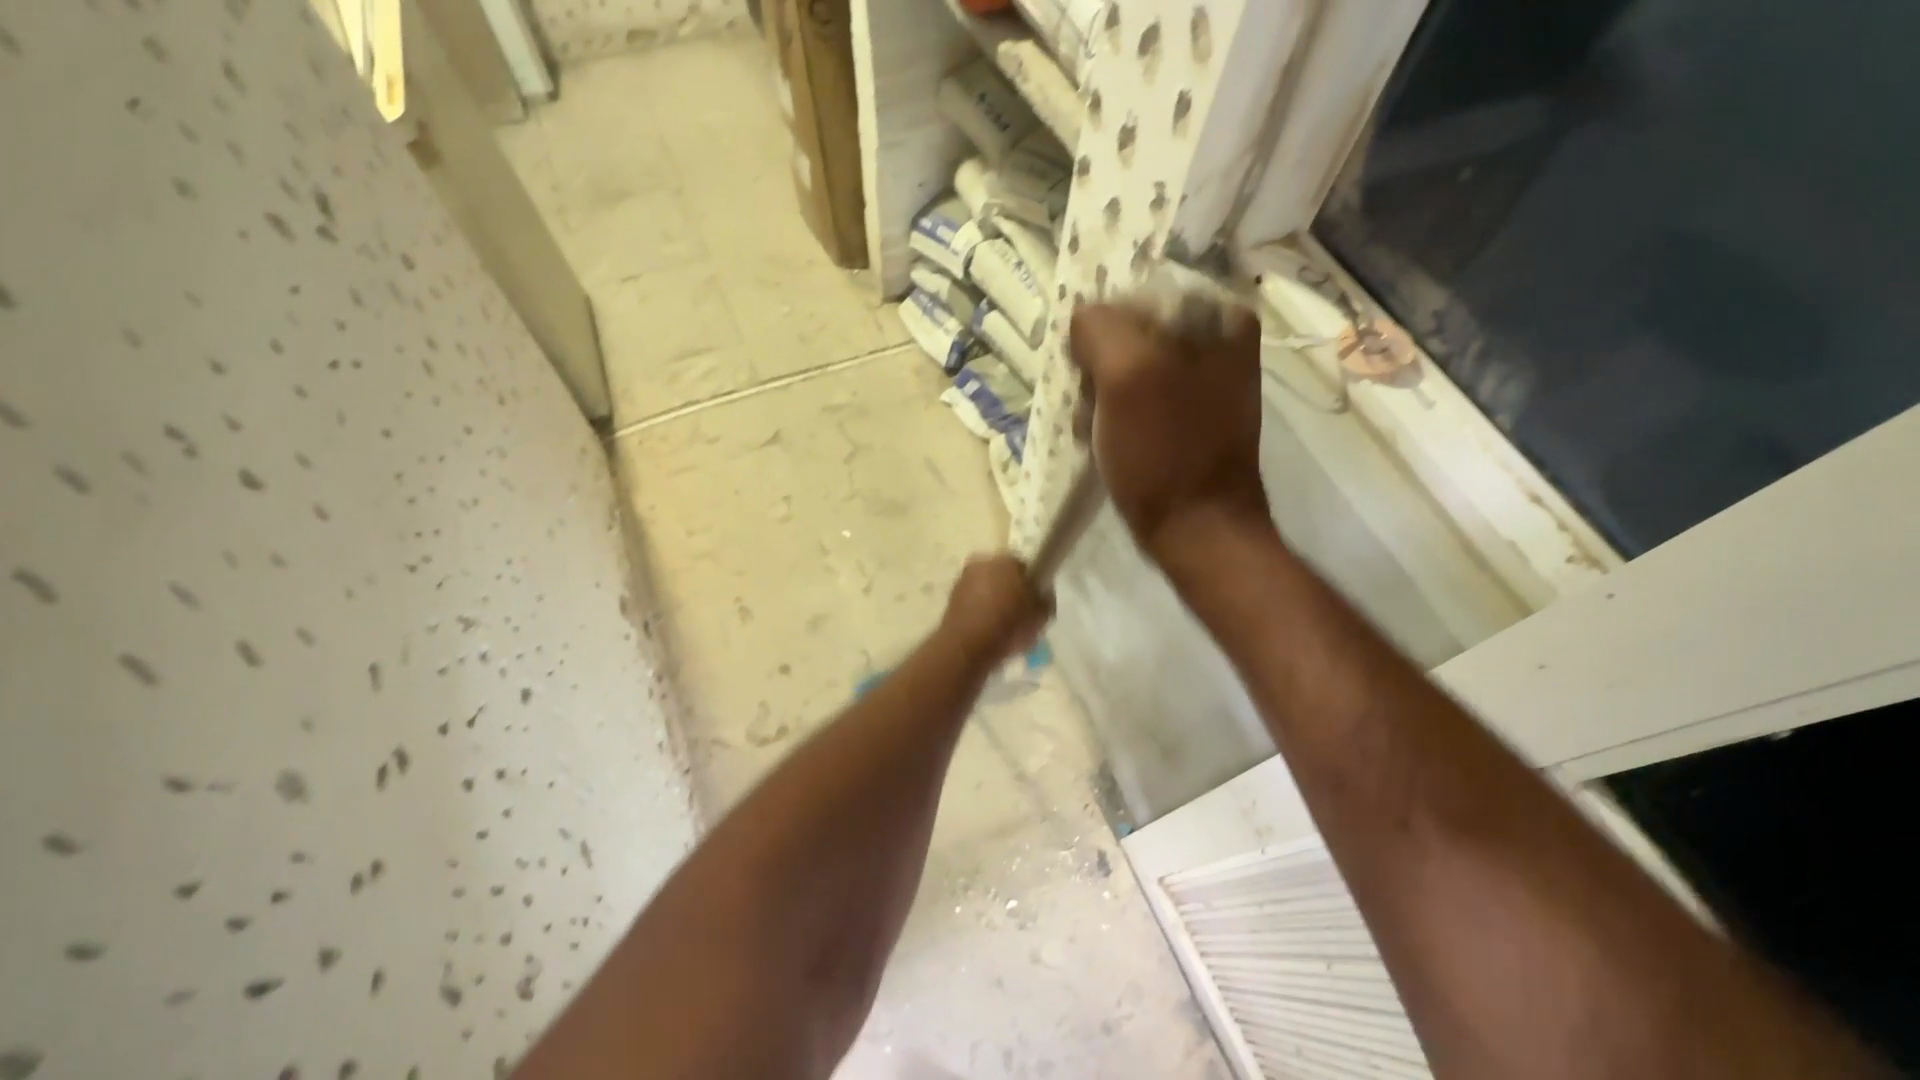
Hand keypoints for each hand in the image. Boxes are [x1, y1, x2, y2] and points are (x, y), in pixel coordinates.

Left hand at [940, 554, 1050, 664]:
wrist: (968, 647)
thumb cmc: (1009, 626)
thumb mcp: (1042, 614)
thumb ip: (1045, 598)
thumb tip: (1041, 594)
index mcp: (1006, 560)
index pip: (1023, 566)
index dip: (1030, 583)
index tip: (1033, 600)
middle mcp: (981, 562)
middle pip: (1001, 574)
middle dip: (1009, 589)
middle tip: (1019, 612)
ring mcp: (963, 579)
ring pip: (985, 587)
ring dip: (992, 600)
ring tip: (1002, 625)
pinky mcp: (950, 598)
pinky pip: (972, 602)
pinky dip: (979, 611)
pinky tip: (987, 630)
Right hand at [1069, 301, 1268, 553]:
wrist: (1197, 531)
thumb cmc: (1164, 453)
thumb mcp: (1127, 375)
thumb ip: (1100, 326)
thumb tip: (1083, 320)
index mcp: (1219, 313)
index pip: (1137, 287)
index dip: (1103, 323)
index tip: (1087, 362)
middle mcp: (1217, 338)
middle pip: (1129, 326)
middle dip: (1098, 361)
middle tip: (1089, 398)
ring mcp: (1201, 379)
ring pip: (1124, 363)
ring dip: (1097, 391)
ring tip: (1092, 426)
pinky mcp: (1185, 415)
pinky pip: (1132, 395)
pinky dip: (1110, 413)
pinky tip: (1100, 438)